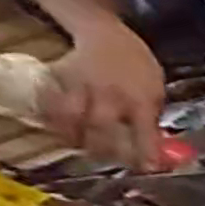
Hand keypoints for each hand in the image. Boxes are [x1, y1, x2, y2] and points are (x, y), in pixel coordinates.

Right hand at [38, 26, 165, 169]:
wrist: (106, 36)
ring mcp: (79, 84)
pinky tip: (56, 127)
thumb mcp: (157, 92)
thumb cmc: (139, 68)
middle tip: (106, 161)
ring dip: (71, 136)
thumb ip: (151, 117)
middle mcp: (110, 93)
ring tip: (78, 147)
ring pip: (69, 116)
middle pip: (101, 127)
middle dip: (103, 149)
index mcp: (141, 99)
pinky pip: (47, 101)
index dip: (146, 152)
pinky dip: (50, 117)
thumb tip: (153, 146)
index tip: (148, 169)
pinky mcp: (55, 77)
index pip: (144, 132)